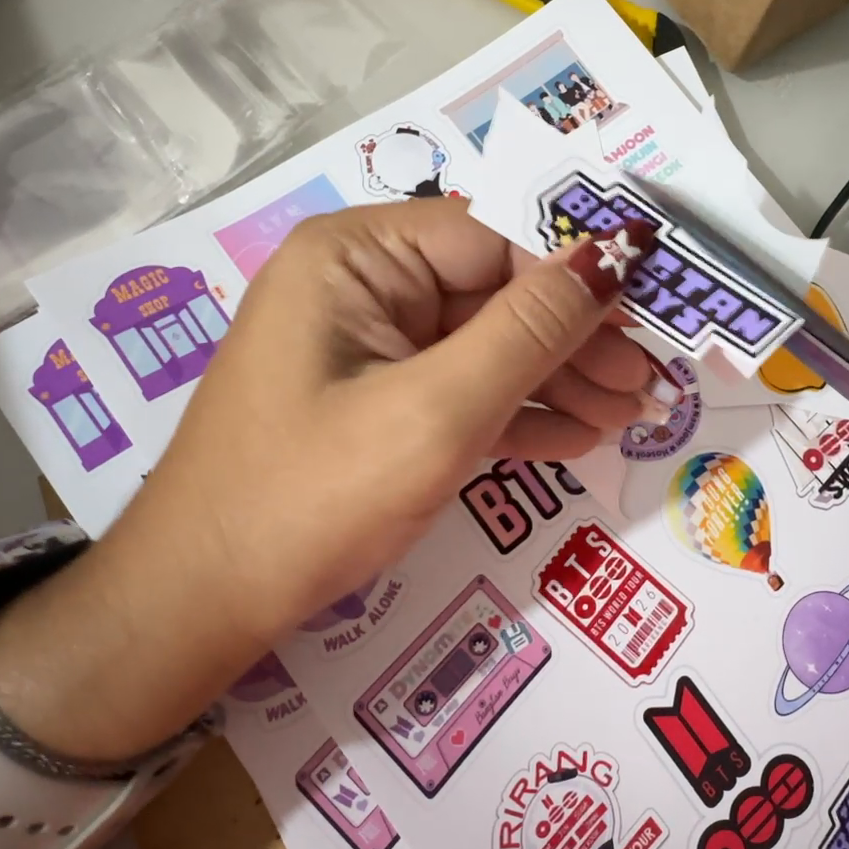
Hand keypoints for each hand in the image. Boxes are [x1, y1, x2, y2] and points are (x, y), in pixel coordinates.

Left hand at [114, 197, 662, 645]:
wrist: (200, 609)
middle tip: (648, 384)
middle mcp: (363, 286)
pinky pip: (461, 390)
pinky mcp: (377, 401)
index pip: (493, 239)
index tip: (647, 317)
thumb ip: (533, 329)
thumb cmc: (312, 497)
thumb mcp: (438, 410)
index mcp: (358, 256)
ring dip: (558, 381)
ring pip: (486, 346)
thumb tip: (618, 250)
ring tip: (631, 416)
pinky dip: (517, 413)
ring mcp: (370, 347)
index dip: (573, 275)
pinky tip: (579, 436)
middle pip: (495, 293)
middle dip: (573, 340)